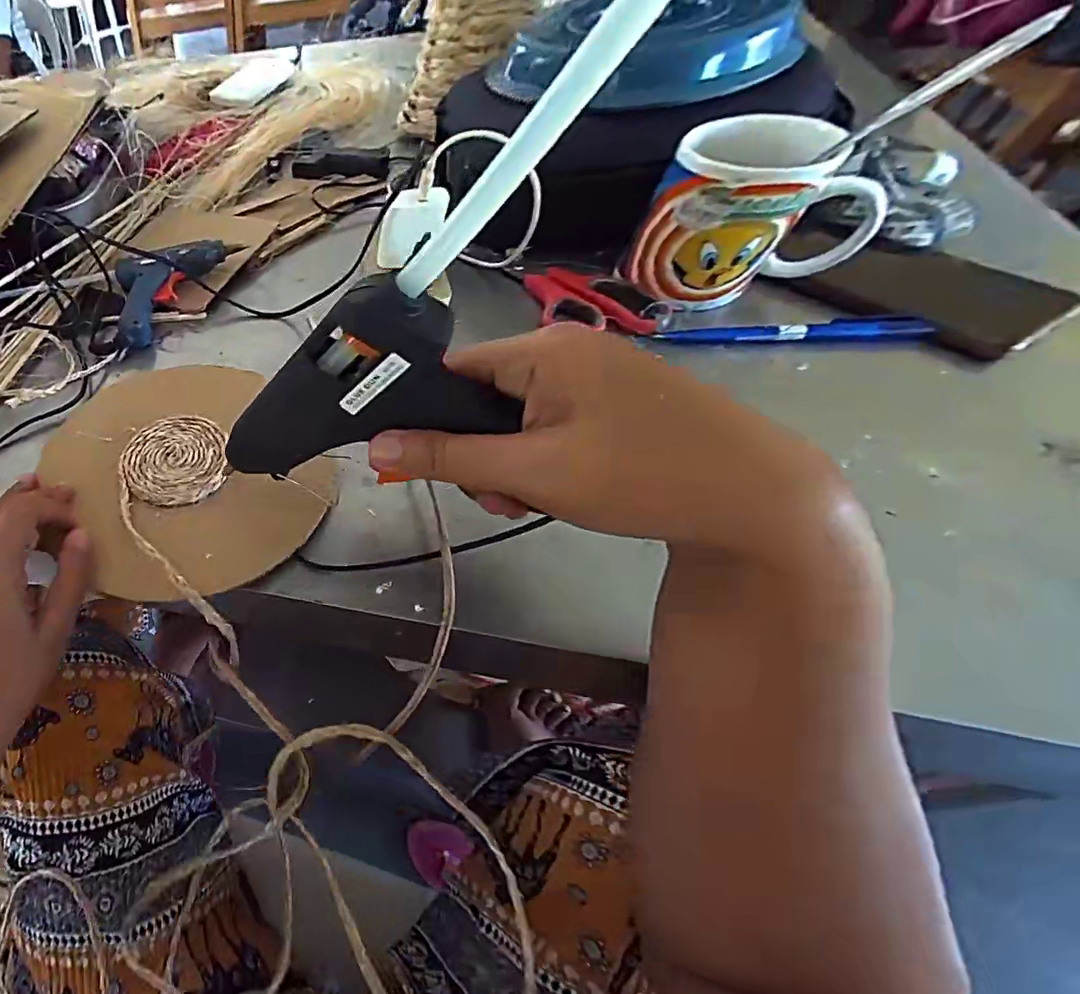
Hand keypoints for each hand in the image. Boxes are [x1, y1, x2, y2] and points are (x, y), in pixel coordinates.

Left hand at [0, 476, 91, 779]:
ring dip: (5, 504)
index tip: (79, 519)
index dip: (51, 506)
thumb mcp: (53, 634)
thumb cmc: (14, 683)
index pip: (21, 516)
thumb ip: (70, 581)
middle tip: (67, 495)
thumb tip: (82, 536)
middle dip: (33, 498)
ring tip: (33, 485)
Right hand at [367, 324, 858, 560]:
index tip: (415, 460)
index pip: (450, 371)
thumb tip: (375, 444)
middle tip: (495, 494)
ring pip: (512, 420)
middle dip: (474, 452)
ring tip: (530, 500)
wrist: (759, 501)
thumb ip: (446, 457)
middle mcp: (566, 352)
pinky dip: (537, 460)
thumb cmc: (637, 475)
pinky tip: (556, 491)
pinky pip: (547, 426)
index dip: (423, 415)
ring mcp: (595, 376)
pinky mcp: (614, 402)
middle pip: (480, 400)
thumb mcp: (528, 471)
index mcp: (543, 352)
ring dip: (505, 464)